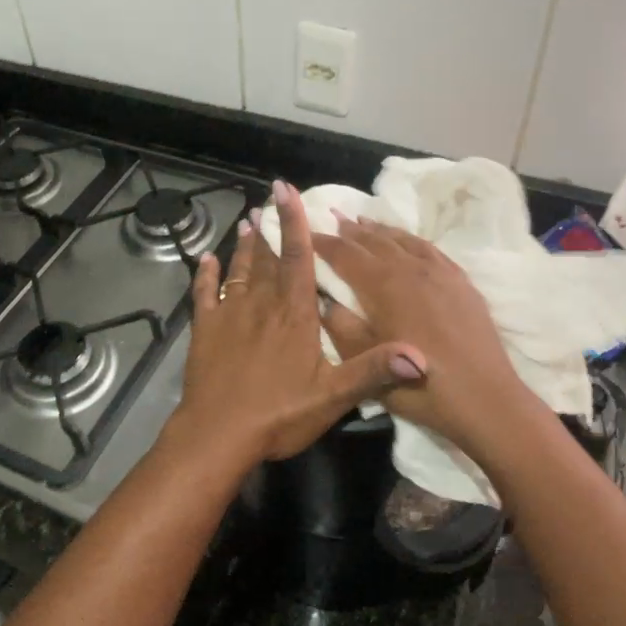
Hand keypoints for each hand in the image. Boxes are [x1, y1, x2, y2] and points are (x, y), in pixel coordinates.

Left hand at [173, 181, 426, 463]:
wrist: (218, 435)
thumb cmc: (279, 414)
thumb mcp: (334, 396)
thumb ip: (374, 370)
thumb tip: (422, 354)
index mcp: (295, 314)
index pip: (298, 257)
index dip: (295, 221)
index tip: (287, 189)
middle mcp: (261, 304)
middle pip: (268, 258)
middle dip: (271, 228)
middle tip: (268, 201)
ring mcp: (229, 315)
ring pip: (240, 270)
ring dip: (245, 246)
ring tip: (248, 222)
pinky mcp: (204, 331)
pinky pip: (205, 294)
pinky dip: (207, 275)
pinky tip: (208, 260)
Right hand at [314, 216, 528, 453]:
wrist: (485, 399)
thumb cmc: (419, 386)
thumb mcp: (366, 362)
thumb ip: (340, 326)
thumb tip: (325, 300)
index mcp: (383, 285)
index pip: (345, 254)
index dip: (323, 243)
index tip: (306, 234)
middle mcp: (411, 269)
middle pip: (375, 241)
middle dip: (350, 230)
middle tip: (332, 218)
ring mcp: (441, 273)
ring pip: (404, 240)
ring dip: (380, 230)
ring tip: (364, 222)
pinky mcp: (461, 283)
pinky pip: (430, 249)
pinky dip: (410, 240)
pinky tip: (407, 242)